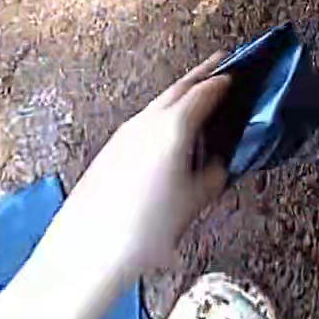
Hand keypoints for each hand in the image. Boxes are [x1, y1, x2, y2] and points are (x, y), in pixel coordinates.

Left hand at [38, 54, 233, 282]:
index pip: (205, 90)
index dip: (224, 80)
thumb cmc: (142, 229)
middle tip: (220, 64)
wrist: (83, 255)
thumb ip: (215, 174)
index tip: (236, 74)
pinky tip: (167, 133)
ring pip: (161, 102)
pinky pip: (145, 119)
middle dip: (202, 74)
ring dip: (181, 94)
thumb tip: (219, 165)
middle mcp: (149, 121)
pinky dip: (163, 114)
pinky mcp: (111, 149)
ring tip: (197, 97)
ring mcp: (126, 133)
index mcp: (174, 126)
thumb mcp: (195, 201)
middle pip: (180, 86)